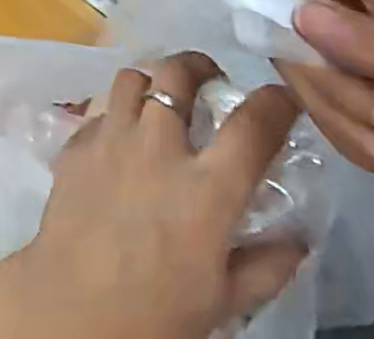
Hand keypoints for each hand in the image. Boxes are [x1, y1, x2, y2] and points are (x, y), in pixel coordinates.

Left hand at [0, 53, 306, 338]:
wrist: (76, 298)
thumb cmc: (161, 307)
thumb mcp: (231, 297)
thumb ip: (268, 261)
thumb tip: (298, 235)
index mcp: (207, 186)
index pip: (251, 126)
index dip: (273, 103)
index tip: (281, 95)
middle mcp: (157, 147)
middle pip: (174, 76)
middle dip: (195, 65)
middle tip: (207, 76)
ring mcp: (109, 138)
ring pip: (129, 78)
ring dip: (151, 80)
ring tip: (162, 95)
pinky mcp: (75, 142)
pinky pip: (99, 108)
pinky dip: (117, 110)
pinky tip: (124, 132)